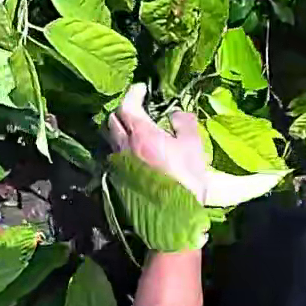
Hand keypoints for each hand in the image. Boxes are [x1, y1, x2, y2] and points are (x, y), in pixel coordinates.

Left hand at [106, 83, 210, 201]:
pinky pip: (116, 155)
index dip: (133, 93)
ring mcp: (120, 165)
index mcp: (141, 134)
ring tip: (135, 128)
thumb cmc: (186, 180)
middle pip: (112, 120)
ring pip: (112, 139)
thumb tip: (174, 113)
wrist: (174, 217)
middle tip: (136, 106)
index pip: (127, 105)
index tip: (142, 88)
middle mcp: (124, 147)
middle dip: (123, 109)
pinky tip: (136, 150)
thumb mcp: (193, 145)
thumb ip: (183, 123)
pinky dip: (123, 147)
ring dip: (121, 129)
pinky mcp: (120, 179)